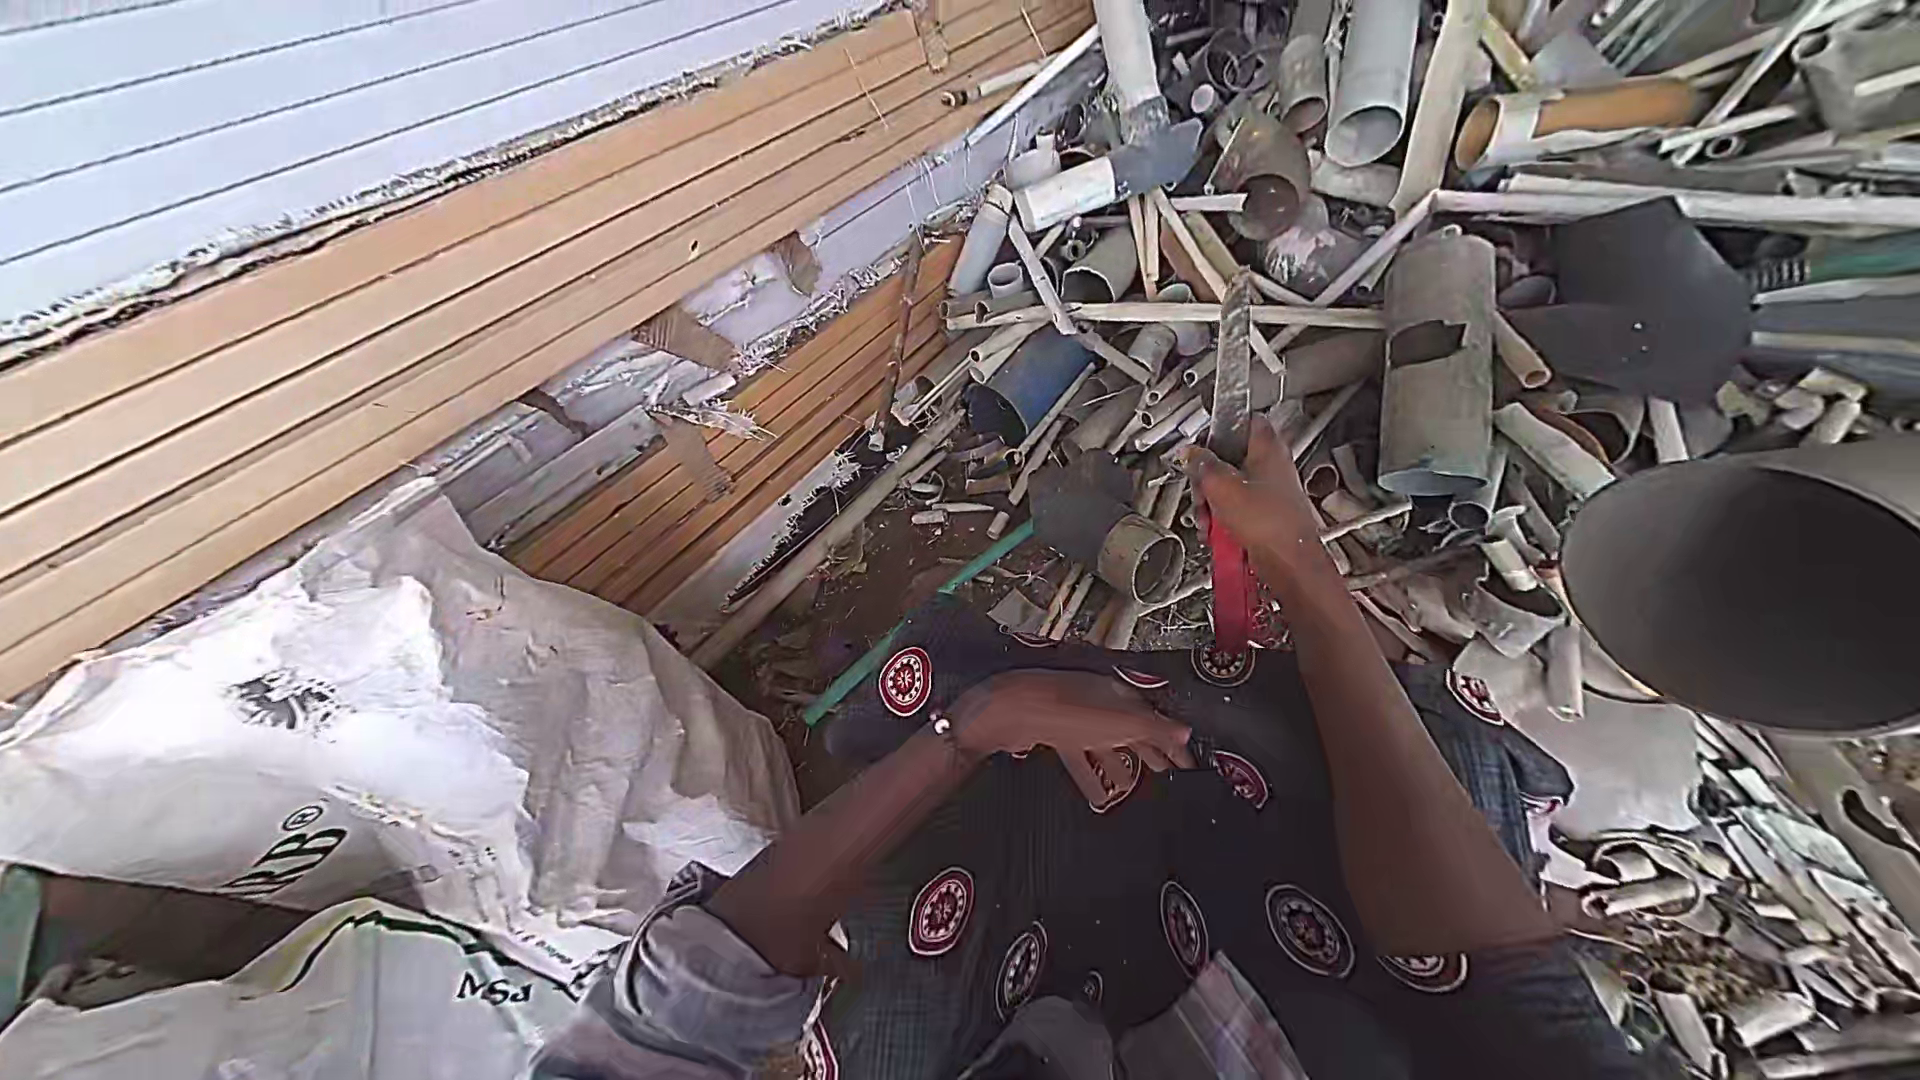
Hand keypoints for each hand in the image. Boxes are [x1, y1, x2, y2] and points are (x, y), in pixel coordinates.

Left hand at [947, 670, 1193, 804]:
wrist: (1016, 710)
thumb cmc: (1071, 709)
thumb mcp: (1122, 720)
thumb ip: (1153, 728)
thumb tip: (1186, 732)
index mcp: (1117, 693)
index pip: (1152, 717)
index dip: (1170, 741)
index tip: (1186, 764)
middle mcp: (1097, 702)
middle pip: (1129, 730)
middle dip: (1148, 752)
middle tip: (1167, 775)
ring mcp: (1074, 718)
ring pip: (1104, 745)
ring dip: (1118, 766)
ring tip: (1133, 790)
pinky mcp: (1053, 734)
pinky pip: (1078, 758)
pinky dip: (1089, 776)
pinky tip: (1097, 797)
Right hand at [1182, 415, 1339, 587]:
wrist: (1287, 562)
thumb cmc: (1269, 524)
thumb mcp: (1222, 487)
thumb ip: (1202, 466)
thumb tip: (1191, 454)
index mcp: (1268, 449)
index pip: (1246, 420)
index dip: (1222, 427)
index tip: (1204, 440)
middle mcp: (1271, 468)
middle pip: (1228, 461)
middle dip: (1208, 479)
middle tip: (1202, 490)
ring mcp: (1268, 493)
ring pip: (1227, 489)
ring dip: (1210, 504)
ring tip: (1209, 517)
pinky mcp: (1262, 516)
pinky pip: (1233, 512)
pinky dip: (1220, 521)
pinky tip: (1216, 532)